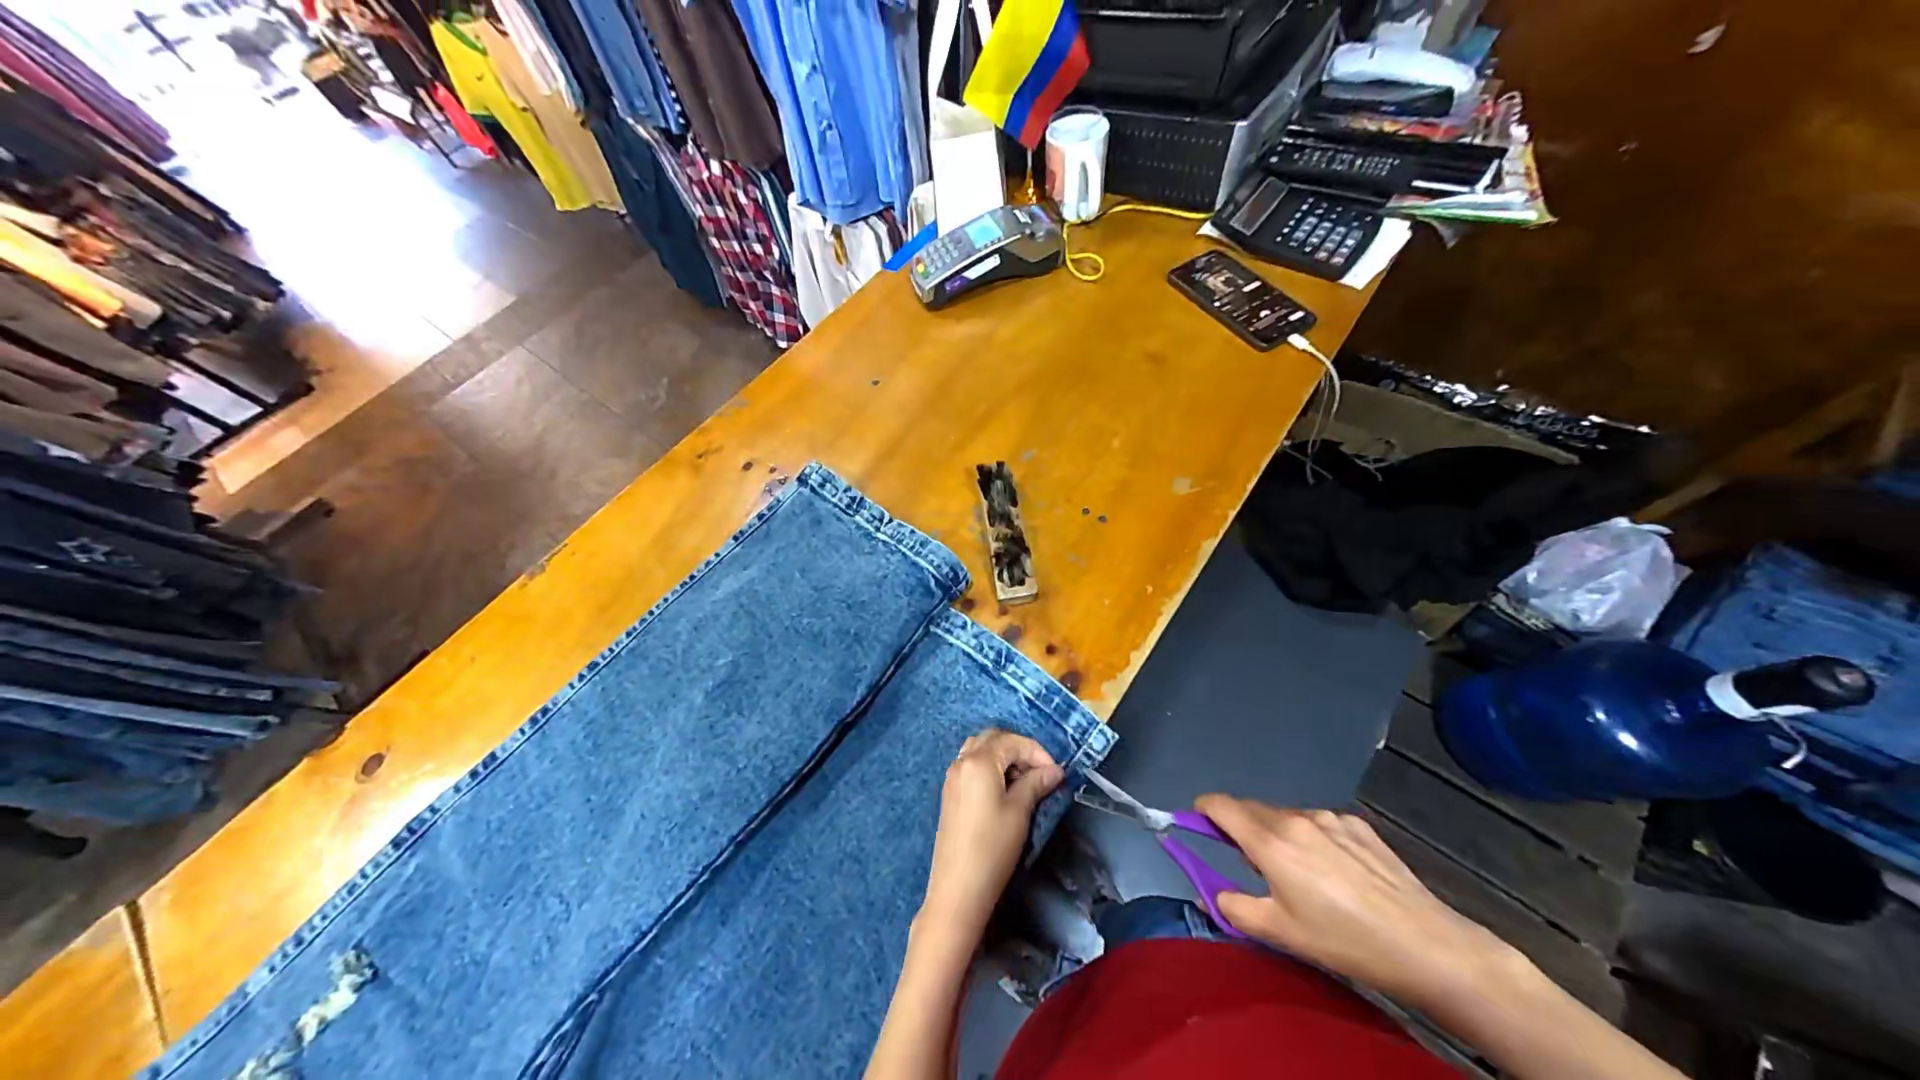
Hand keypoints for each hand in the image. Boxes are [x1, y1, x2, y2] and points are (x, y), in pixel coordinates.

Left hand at [920, 730, 1063, 934]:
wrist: (958, 887)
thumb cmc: (993, 846)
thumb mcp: (1019, 811)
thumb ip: (1036, 783)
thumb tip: (1054, 770)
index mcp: (979, 761)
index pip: (1012, 741)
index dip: (1037, 753)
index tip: (1056, 774)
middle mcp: (961, 761)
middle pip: (993, 739)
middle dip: (1020, 750)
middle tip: (1040, 773)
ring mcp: (952, 777)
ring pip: (980, 750)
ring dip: (1004, 757)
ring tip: (1023, 782)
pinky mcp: (950, 793)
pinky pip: (971, 765)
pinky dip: (990, 767)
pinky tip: (1004, 791)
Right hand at [1197, 795, 1525, 1007]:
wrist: (1426, 945)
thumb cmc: (1344, 941)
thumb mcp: (1280, 933)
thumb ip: (1234, 907)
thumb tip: (1213, 892)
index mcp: (1271, 841)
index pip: (1220, 805)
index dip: (1201, 810)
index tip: (1195, 824)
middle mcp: (1296, 818)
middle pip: (1251, 809)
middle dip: (1238, 827)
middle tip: (1245, 863)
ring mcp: (1331, 818)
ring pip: (1285, 816)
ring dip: (1276, 834)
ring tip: (1297, 874)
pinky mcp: (1359, 826)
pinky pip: (1318, 823)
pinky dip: (1310, 838)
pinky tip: (1333, 872)